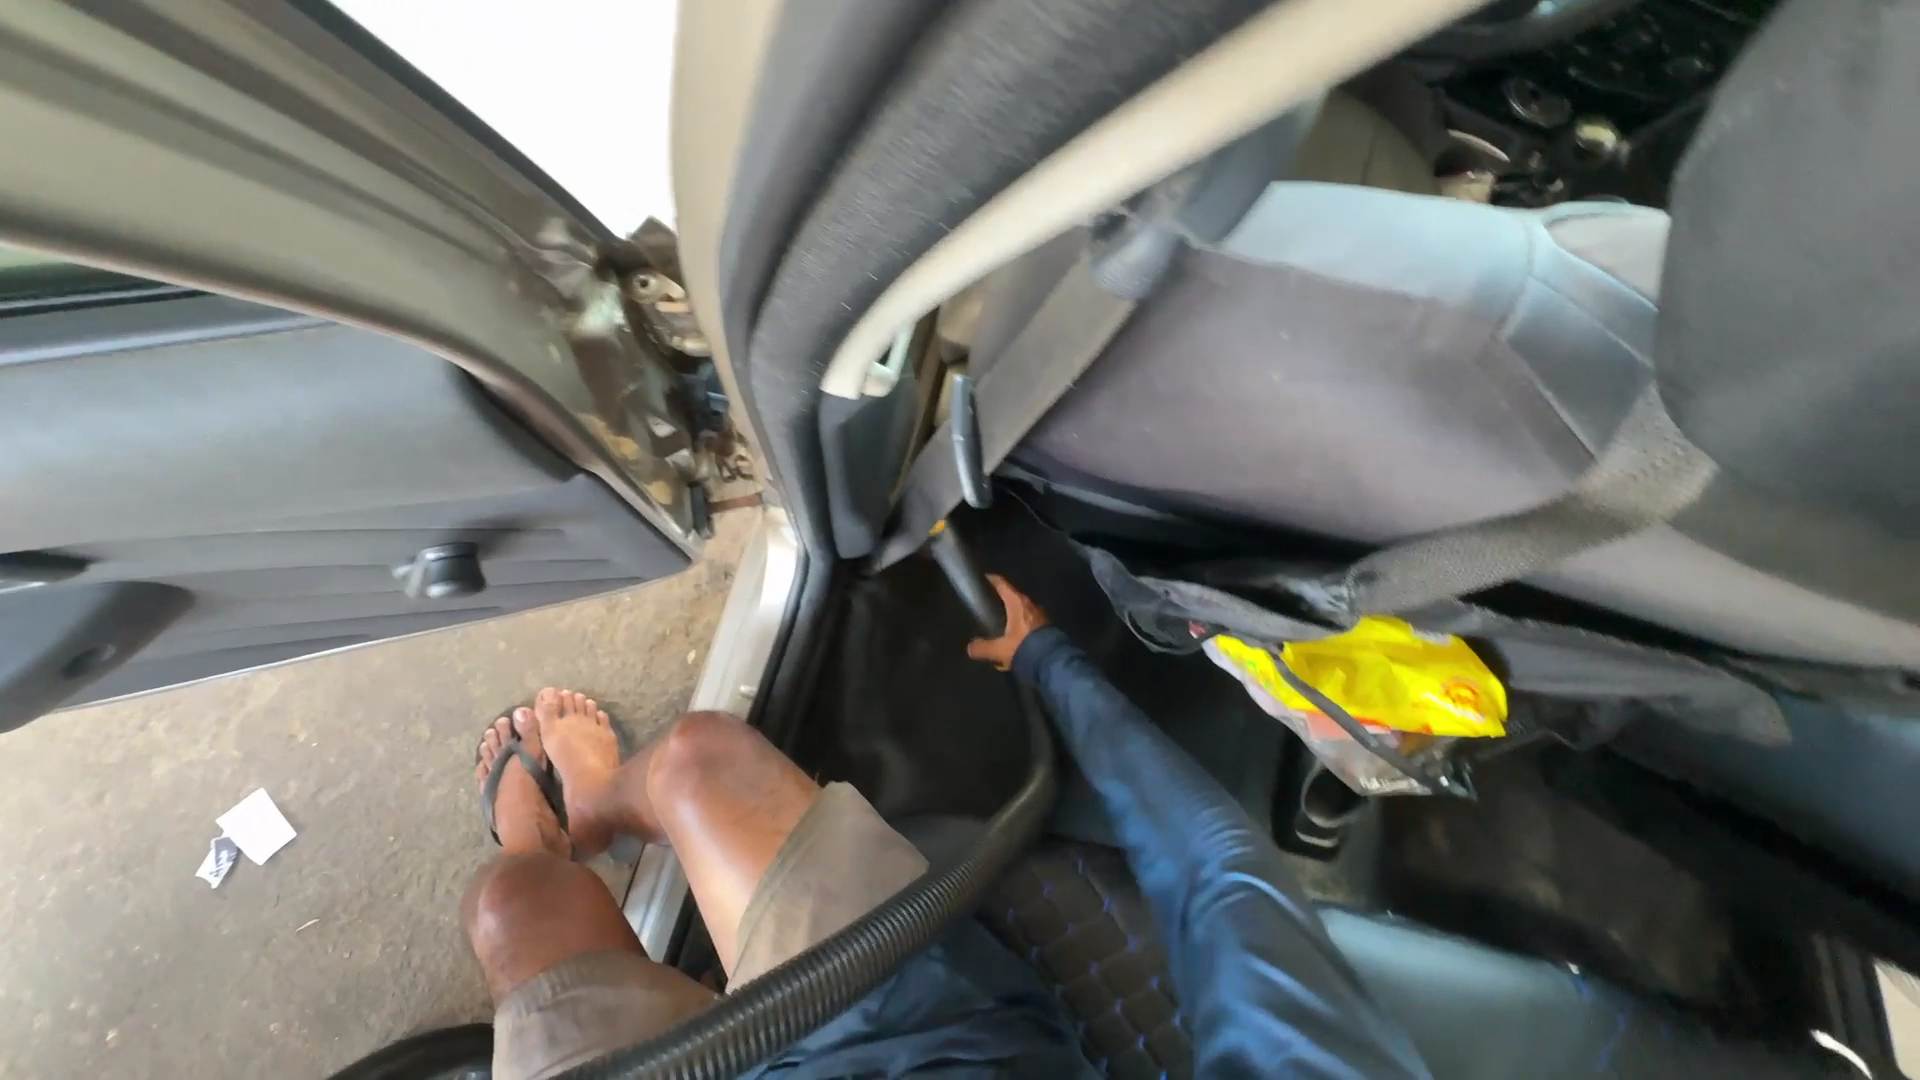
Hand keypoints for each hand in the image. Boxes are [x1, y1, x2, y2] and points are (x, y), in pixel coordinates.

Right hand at [965, 575, 1049, 669]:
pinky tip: (1016, 638)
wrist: (1053, 661)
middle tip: (989, 605)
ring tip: (1002, 624)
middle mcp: (1031, 604)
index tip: (984, 578)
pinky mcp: (1048, 627)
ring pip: (1023, 610)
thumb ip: (983, 648)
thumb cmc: (1023, 648)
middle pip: (1013, 597)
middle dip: (1002, 600)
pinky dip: (1022, 627)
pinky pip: (1031, 622)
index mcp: (1017, 603)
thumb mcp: (999, 650)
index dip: (992, 580)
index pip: (1003, 585)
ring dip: (1013, 615)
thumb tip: (970, 648)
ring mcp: (1041, 615)